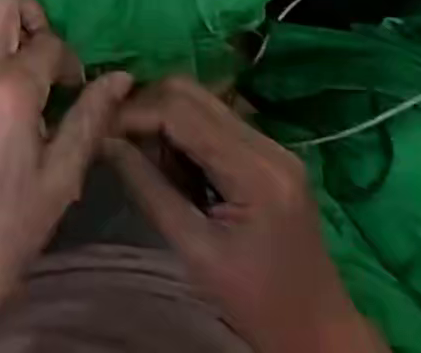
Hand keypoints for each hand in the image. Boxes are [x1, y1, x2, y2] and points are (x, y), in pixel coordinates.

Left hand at [0, 0, 131, 352]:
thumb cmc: (10, 225)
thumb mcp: (62, 174)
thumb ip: (90, 116)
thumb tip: (120, 77)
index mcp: (9, 88)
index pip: (49, 43)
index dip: (71, 63)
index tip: (77, 93)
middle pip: (2, 2)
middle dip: (34, 16)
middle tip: (50, 58)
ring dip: (11, 31)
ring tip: (32, 76)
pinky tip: (7, 93)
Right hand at [107, 77, 388, 352]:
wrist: (320, 333)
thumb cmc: (256, 304)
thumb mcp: (195, 252)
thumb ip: (148, 189)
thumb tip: (106, 142)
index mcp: (255, 170)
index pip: (180, 112)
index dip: (134, 113)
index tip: (100, 130)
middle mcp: (267, 143)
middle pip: (190, 92)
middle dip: (145, 106)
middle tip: (116, 138)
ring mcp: (271, 144)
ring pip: (200, 100)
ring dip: (163, 117)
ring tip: (142, 155)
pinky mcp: (268, 152)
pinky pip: (214, 120)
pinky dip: (183, 130)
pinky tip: (172, 163)